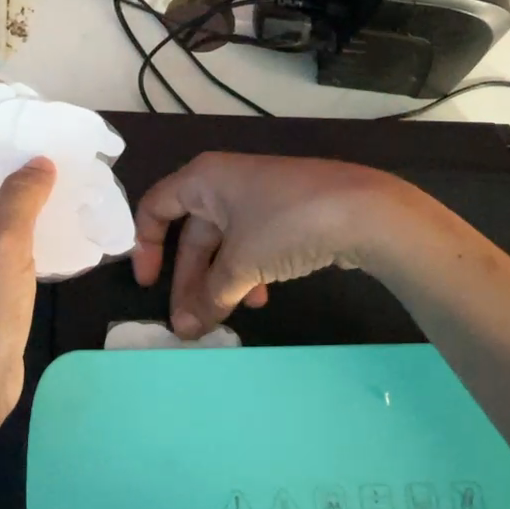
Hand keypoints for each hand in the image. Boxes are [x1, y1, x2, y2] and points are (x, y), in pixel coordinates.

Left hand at [0, 112, 56, 433]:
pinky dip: (30, 212)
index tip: (8, 99)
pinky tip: (61, 213)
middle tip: (47, 126)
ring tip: (61, 161)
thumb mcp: (2, 247)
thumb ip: (20, 198)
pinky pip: (8, 229)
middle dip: (2, 139)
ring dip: (19, 176)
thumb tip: (38, 162)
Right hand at [131, 153, 454, 338]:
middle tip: (186, 324)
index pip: (156, 207)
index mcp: (204, 179)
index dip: (145, 246)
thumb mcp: (241, 262)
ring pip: (224, 245)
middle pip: (192, 234)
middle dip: (188, 280)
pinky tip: (257, 300)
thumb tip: (186, 328)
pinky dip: (247, 274)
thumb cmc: (286, 224)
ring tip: (220, 320)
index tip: (148, 285)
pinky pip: (251, 246)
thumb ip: (210, 296)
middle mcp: (226, 183)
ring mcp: (258, 199)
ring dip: (218, 283)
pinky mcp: (285, 215)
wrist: (364, 211)